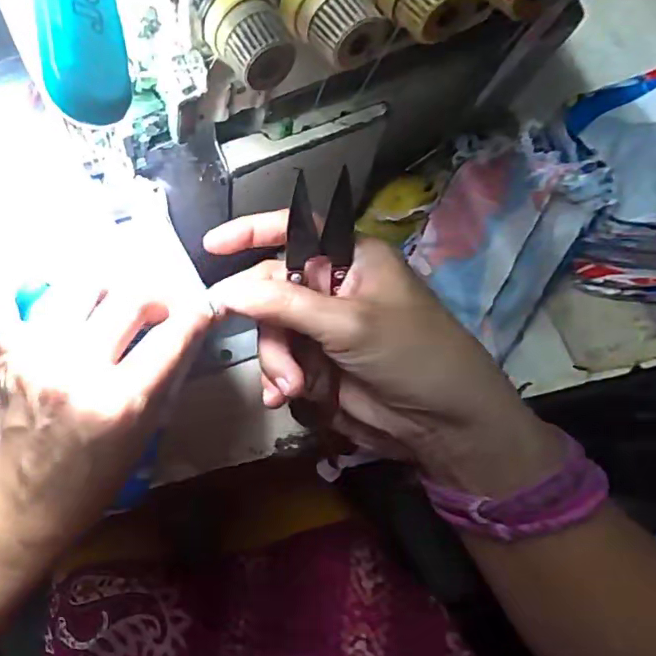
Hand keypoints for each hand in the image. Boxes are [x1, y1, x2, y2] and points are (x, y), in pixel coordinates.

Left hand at [0, 285, 209, 586]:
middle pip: (128, 297)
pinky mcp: (4, 354)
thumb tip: (180, 335)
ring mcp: (36, 357)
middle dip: (152, 296)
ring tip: (103, 302)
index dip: (194, 315)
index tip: (197, 309)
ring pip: (78, 284)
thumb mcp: (139, 442)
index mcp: (120, 402)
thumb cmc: (86, 486)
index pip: (172, 334)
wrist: (20, 508)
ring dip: (100, 288)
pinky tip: (1, 263)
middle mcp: (78, 370)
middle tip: (152, 308)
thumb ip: (161, 385)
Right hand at [204, 210, 562, 496]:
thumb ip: (283, 305)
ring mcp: (322, 326)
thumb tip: (226, 291)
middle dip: (270, 330)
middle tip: (281, 364)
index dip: (252, 231)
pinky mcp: (317, 361)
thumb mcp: (348, 324)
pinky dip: (277, 379)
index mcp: (351, 258)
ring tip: (294, 389)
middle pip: (270, 290)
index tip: (212, 245)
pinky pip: (279, 361)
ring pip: (271, 331)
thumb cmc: (412, 355)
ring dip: (276, 362)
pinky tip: (283, 397)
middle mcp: (333, 286)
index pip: (294, 230)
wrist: (443, 425)